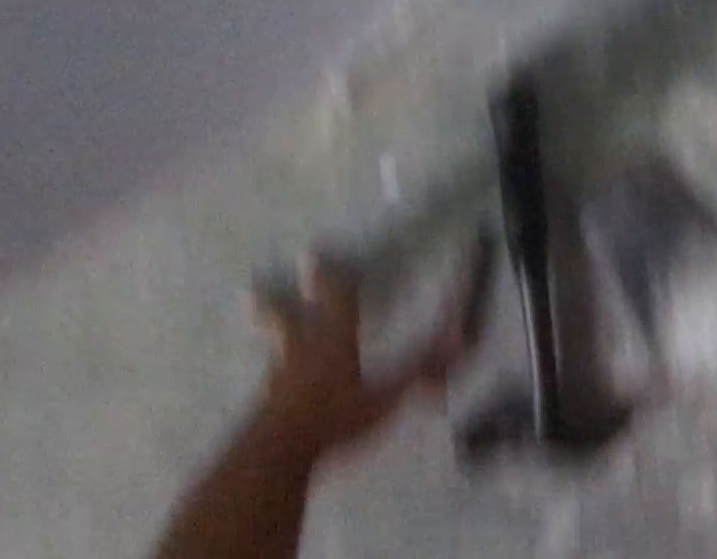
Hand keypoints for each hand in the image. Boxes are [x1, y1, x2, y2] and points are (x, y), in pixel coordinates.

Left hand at [248, 256, 466, 462]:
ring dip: (270, 330)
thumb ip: (424, 368)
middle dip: (282, 302)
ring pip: (277, 348)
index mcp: (335, 342)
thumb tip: (462, 340)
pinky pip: (270, 381)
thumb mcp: (389, 395)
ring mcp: (278, 382)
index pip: (337, 302)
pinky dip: (271, 373)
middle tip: (255, 288)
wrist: (271, 460)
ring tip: (256, 315)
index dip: (333, 278)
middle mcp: (304, 353)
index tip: (314, 255)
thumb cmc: (335, 419)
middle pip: (291, 321)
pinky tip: (269, 382)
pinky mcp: (263, 409)